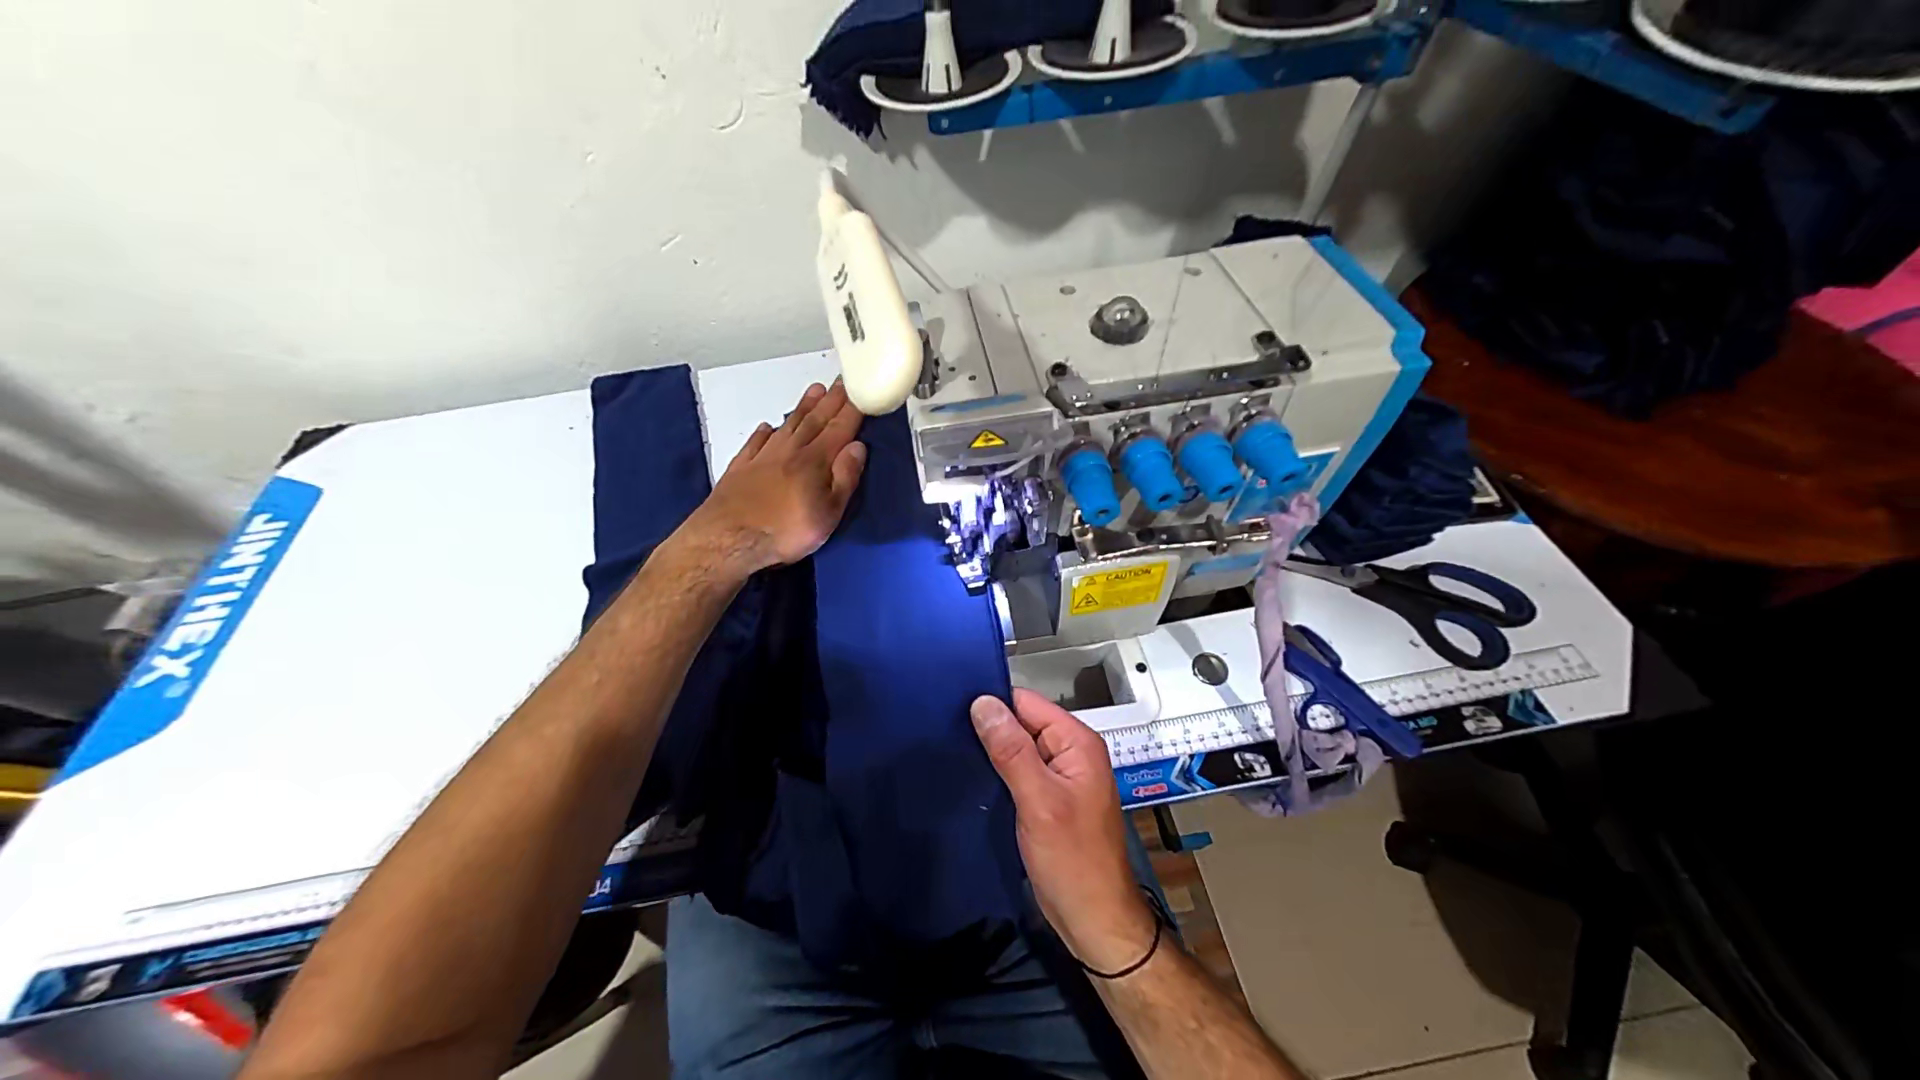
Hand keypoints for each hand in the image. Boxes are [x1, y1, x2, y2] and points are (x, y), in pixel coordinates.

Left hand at [678, 380, 867, 574]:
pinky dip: (765, 432)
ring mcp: (763, 457)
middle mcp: (790, 450)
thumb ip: (845, 478)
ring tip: (814, 392)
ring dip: (803, 408)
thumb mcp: (828, 513)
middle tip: (841, 382)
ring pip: (788, 425)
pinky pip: (756, 442)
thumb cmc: (784, 530)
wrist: (727, 538)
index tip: (861, 389)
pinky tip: (768, 426)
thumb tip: (857, 447)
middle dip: (830, 401)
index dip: (852, 409)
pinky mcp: (741, 468)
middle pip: (814, 420)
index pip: (839, 428)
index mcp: (815, 460)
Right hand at [971, 689, 1158, 971]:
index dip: (993, 703)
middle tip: (944, 733)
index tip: (952, 707)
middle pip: (1021, 722)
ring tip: (951, 752)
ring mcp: (1057, 777)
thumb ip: (1011, 750)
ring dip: (990, 750)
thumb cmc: (1073, 860)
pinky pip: (1017, 771)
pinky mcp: (1045, 799)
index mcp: (1076, 743)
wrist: (1093, 919)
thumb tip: (982, 703)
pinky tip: (971, 777)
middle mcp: (1069, 753)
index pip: (1027, 703)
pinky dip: (996, 772)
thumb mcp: (1039, 800)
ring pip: (1016, 747)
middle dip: (988, 726)